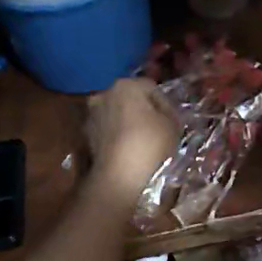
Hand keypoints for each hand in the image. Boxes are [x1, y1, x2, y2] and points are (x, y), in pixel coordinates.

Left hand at [84, 78, 179, 197]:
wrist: (119, 176)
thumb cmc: (149, 144)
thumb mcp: (173, 126)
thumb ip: (171, 115)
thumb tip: (167, 116)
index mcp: (126, 85)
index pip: (152, 88)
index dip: (166, 105)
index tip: (174, 122)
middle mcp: (104, 94)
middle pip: (131, 100)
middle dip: (144, 112)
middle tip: (159, 130)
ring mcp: (92, 114)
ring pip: (117, 115)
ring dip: (129, 124)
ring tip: (143, 142)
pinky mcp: (86, 135)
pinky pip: (108, 131)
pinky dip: (118, 137)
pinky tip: (129, 150)